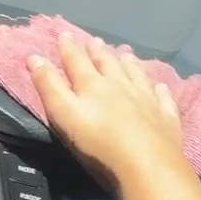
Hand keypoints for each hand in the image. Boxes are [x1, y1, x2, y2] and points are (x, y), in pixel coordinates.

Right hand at [27, 34, 186, 190]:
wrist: (146, 164)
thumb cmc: (97, 142)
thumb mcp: (63, 113)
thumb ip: (48, 85)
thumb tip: (34, 57)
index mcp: (92, 85)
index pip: (77, 61)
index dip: (69, 49)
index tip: (64, 35)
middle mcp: (120, 86)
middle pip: (108, 64)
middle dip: (98, 52)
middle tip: (94, 40)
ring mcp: (146, 100)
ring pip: (136, 75)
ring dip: (128, 64)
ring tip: (125, 54)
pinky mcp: (166, 117)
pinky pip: (162, 98)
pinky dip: (159, 89)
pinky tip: (160, 86)